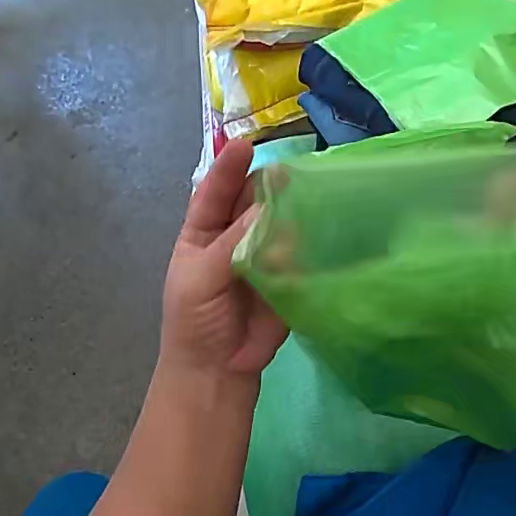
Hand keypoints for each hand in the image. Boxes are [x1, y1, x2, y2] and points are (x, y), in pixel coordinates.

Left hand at [161, 138, 288, 377]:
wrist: (218, 370)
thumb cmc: (195, 320)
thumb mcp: (201, 276)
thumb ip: (233, 243)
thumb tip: (267, 209)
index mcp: (204, 232)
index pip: (215, 193)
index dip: (228, 170)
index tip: (244, 146)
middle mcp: (236, 238)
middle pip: (253, 203)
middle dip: (268, 187)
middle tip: (291, 173)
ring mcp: (265, 257)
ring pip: (281, 226)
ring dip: (292, 214)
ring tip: (308, 202)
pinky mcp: (289, 279)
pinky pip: (300, 257)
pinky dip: (309, 246)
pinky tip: (320, 234)